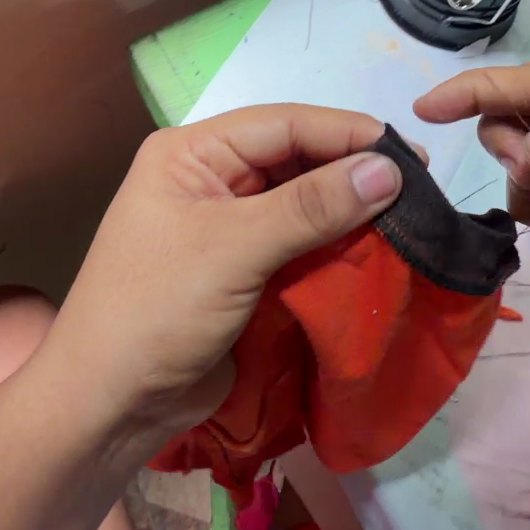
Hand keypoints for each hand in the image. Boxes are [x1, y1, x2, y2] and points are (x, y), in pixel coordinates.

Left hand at [42, 104, 404, 444]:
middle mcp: (210, 177)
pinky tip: (374, 247)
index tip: (408, 152)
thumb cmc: (157, 308)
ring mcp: (226, 224)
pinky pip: (298, 242)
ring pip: (300, 200)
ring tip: (408, 214)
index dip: (345, 132)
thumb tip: (389, 168)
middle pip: (293, 158)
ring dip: (348, 208)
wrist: (110, 405)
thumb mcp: (233, 248)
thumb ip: (311, 207)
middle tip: (419, 185)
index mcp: (191, 152)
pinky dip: (334, 244)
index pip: (280, 124)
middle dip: (350, 169)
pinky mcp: (243, 267)